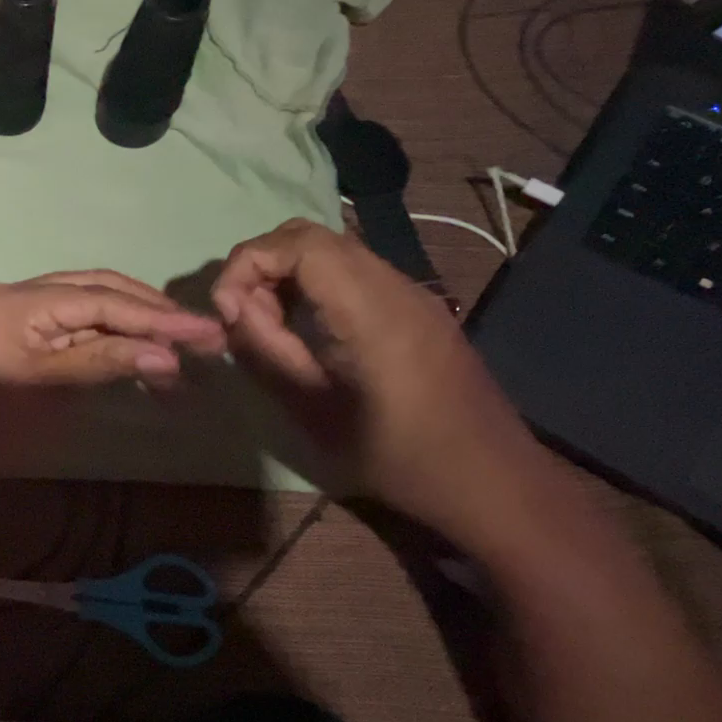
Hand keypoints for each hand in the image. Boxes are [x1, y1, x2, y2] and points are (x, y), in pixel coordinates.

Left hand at [0, 269, 226, 387]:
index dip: (154, 316)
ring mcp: (14, 311)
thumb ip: (105, 362)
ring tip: (181, 351)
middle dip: (149, 313)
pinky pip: (70, 325)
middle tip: (203, 336)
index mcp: (15, 301)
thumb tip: (169, 354)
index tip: (206, 331)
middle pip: (94, 290)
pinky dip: (107, 338)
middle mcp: (14, 293)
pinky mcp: (19, 332)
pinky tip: (142, 355)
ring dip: (132, 326)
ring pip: (86, 305)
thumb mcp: (49, 391)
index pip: (97, 299)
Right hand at [210, 219, 534, 528]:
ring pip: (330, 251)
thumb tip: (231, 307)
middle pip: (310, 235)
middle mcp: (395, 286)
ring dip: (285, 275)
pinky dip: (313, 286)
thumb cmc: (397, 457)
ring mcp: (412, 295)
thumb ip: (264, 347)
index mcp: (372, 308)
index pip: (296, 243)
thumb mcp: (312, 409)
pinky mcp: (417, 310)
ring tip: (269, 326)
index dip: (246, 264)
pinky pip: (352, 274)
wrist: (494, 486)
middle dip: (260, 265)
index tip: (226, 312)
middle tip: (242, 314)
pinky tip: (306, 331)